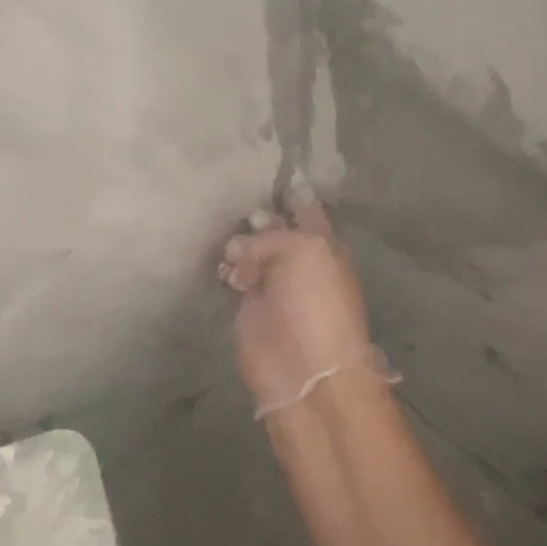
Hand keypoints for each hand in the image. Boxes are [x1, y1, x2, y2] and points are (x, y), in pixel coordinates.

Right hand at [219, 191, 373, 416]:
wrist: (302, 368)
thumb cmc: (315, 305)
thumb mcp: (304, 252)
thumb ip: (273, 238)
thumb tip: (241, 247)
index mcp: (324, 248)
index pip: (310, 214)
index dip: (297, 197)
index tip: (279, 177)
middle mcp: (300, 265)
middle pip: (278, 233)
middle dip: (262, 220)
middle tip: (242, 208)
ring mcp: (273, 288)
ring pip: (252, 254)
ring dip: (239, 245)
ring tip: (230, 246)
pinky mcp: (248, 310)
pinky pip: (235, 280)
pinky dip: (226, 270)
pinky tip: (221, 268)